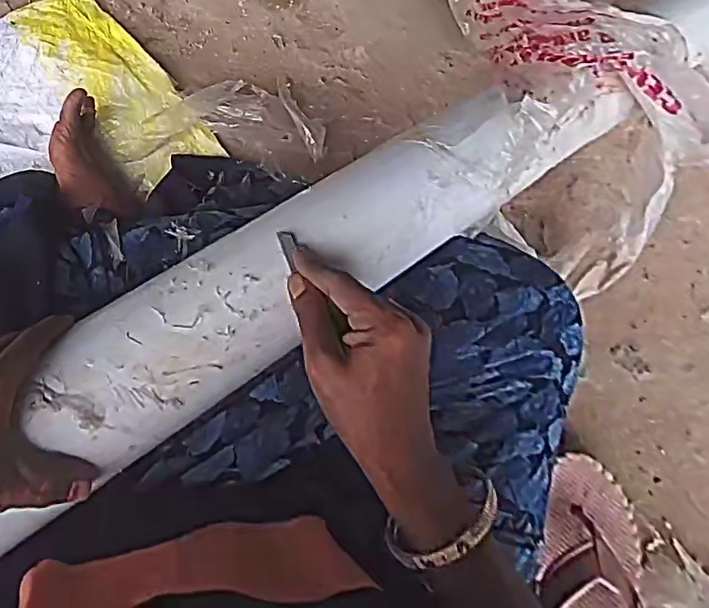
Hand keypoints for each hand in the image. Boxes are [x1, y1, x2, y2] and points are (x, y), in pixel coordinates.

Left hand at [0, 316, 97, 544]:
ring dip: (0, 343)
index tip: (66, 323)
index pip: (30, 340)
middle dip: (30, 335)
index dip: (52, 328)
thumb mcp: (1, 490)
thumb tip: (83, 483)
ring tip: (14, 359)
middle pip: (6, 336)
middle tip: (47, 346)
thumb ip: (48, 484)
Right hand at [286, 246, 447, 506]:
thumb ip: (310, 317)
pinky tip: (342, 343)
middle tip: (299, 301)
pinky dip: (354, 319)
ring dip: (339, 309)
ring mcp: (413, 331)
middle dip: (325, 294)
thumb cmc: (364, 419)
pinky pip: (374, 315)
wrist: (400, 455)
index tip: (295, 253)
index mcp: (388, 325)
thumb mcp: (323, 365)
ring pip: (362, 303)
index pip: (340, 284)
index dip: (312, 268)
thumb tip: (301, 285)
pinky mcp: (412, 340)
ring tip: (326, 342)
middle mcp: (407, 322)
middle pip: (352, 292)